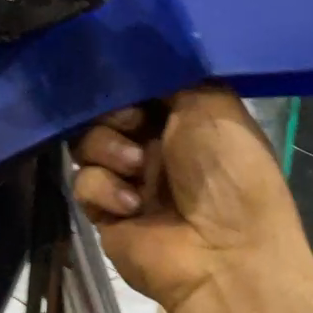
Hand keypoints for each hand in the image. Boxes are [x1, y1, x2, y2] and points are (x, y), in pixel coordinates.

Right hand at [71, 85, 296, 312]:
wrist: (226, 256)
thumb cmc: (229, 173)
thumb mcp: (213, 105)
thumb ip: (171, 74)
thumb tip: (135, 57)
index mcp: (181, 118)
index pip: (135, 85)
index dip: (126, 79)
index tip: (126, 78)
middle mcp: (152, 144)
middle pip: (104, 109)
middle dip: (113, 112)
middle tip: (133, 123)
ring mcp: (126, 178)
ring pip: (86, 141)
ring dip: (107, 148)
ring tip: (137, 167)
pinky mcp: (105, 211)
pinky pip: (83, 182)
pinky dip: (106, 189)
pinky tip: (133, 205)